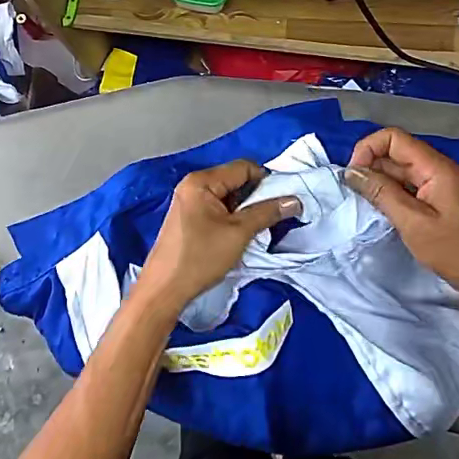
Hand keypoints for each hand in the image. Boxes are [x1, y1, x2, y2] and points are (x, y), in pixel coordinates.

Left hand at [138, 160, 300, 315]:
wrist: (164, 291)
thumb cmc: (200, 258)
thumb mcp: (239, 233)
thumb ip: (268, 212)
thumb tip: (294, 201)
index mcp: (202, 181)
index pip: (244, 167)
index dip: (265, 181)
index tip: (279, 202)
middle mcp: (193, 185)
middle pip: (236, 180)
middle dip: (255, 197)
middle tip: (269, 217)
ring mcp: (188, 201)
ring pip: (228, 196)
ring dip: (244, 210)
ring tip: (253, 230)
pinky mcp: (188, 217)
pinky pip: (217, 208)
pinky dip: (232, 218)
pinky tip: (237, 235)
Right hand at [343, 128, 458, 299]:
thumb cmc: (454, 251)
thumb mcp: (412, 222)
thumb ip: (382, 193)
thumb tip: (352, 171)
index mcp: (435, 166)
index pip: (394, 138)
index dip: (368, 149)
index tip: (353, 176)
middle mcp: (437, 168)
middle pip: (396, 152)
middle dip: (370, 166)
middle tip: (355, 195)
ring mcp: (438, 184)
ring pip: (400, 170)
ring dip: (379, 181)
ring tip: (365, 204)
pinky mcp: (437, 200)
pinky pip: (408, 186)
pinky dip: (391, 193)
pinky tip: (381, 210)